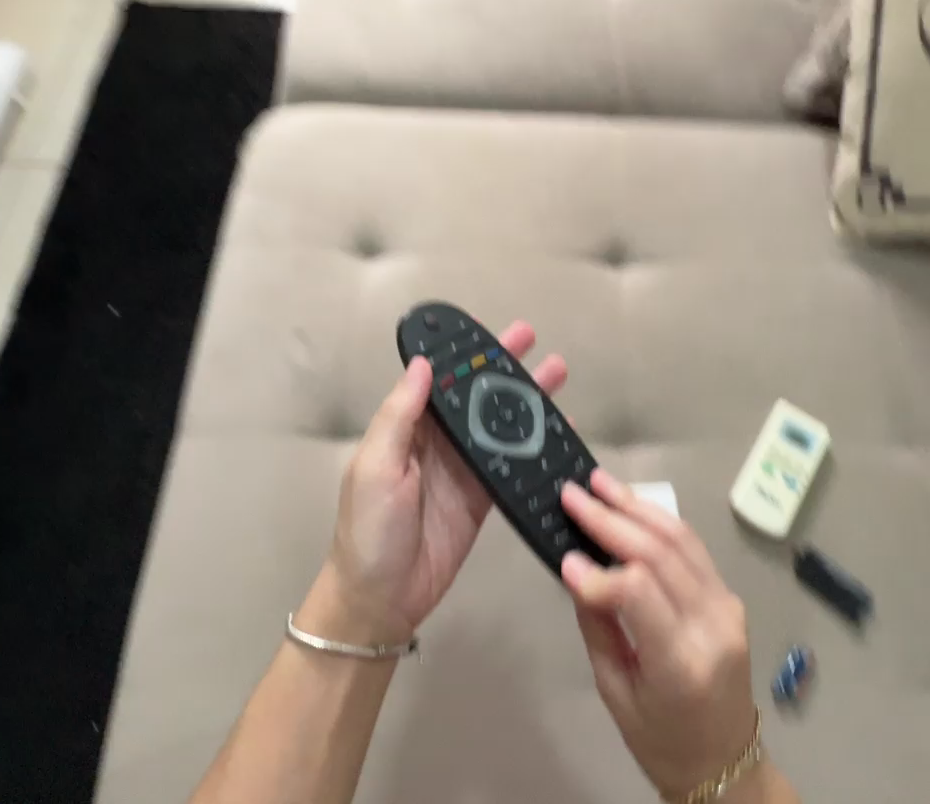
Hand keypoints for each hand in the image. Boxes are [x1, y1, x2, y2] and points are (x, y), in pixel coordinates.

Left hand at [311, 320, 567, 644]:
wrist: (380, 598)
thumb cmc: (369, 528)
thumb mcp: (374, 466)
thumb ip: (400, 416)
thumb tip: (423, 364)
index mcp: (408, 428)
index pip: (441, 379)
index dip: (466, 355)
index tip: (490, 331)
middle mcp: (438, 442)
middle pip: (476, 396)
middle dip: (503, 367)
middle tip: (533, 339)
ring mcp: (464, 470)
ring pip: (500, 425)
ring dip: (527, 401)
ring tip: (557, 374)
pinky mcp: (484, 499)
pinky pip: (513, 465)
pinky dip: (537, 447)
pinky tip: (560, 431)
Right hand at [560, 470, 759, 800]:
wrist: (724, 758)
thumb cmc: (659, 737)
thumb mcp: (614, 691)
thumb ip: (598, 624)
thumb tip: (575, 568)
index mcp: (681, 662)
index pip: (638, 592)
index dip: (598, 568)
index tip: (564, 553)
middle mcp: (711, 625)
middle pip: (659, 553)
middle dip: (611, 517)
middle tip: (572, 493)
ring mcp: (726, 605)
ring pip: (679, 538)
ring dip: (636, 505)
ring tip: (599, 483)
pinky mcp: (728, 594)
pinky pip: (692, 547)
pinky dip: (658, 520)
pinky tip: (630, 504)